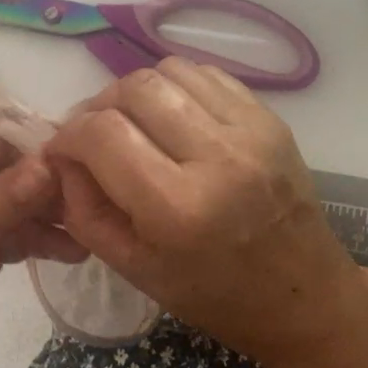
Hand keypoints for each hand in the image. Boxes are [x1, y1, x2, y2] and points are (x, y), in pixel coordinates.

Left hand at [0, 107, 84, 367]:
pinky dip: (41, 240)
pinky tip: (73, 249)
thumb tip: (48, 164)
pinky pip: (13, 235)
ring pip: (9, 201)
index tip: (65, 149)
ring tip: (86, 223)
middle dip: (38, 177)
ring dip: (46, 210)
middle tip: (86, 187)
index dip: (15, 138)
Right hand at [45, 58, 367, 367]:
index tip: (63, 151)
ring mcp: (251, 131)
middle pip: (135, 88)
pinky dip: (178, 88)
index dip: (68, 135)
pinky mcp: (271, 119)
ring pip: (172, 71)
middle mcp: (217, 157)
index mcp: (178, 208)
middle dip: (100, 105)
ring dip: (138, 91)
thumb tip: (63, 155)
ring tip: (134, 122)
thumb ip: (85, 210)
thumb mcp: (135, 269)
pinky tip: (174, 118)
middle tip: (95, 134)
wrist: (303, 295)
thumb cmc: (215, 296)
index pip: (103, 134)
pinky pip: (209, 76)